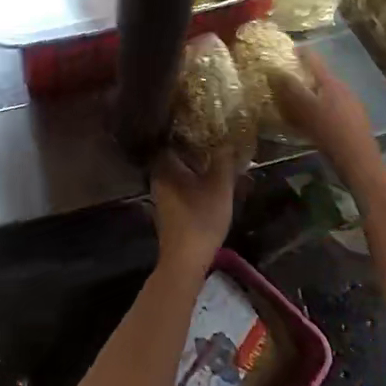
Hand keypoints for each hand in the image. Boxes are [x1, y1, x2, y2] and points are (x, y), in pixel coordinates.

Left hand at [149, 142, 242, 270]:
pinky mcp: (166, 208)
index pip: (172, 139)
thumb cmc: (201, 216)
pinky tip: (207, 186)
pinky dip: (191, 183)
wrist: (185, 257)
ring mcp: (160, 193)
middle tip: (214, 145)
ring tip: (215, 164)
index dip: (188, 132)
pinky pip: (179, 187)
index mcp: (165, 165)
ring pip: (178, 173)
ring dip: (194, 169)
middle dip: (194, 151)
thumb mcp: (219, 186)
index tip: (205, 128)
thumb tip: (227, 140)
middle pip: (175, 156)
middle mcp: (158, 176)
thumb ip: (223, 160)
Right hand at [270, 49, 374, 158]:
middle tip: (283, 83)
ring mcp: (351, 104)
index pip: (312, 58)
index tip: (282, 53)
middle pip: (319, 76)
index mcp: (330, 81)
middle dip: (302, 77)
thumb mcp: (303, 108)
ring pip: (326, 92)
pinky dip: (319, 107)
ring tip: (294, 104)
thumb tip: (273, 69)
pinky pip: (332, 106)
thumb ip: (288, 87)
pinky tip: (312, 122)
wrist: (358, 160)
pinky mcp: (354, 119)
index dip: (297, 52)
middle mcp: (343, 88)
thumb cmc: (328, 130)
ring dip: (310, 94)